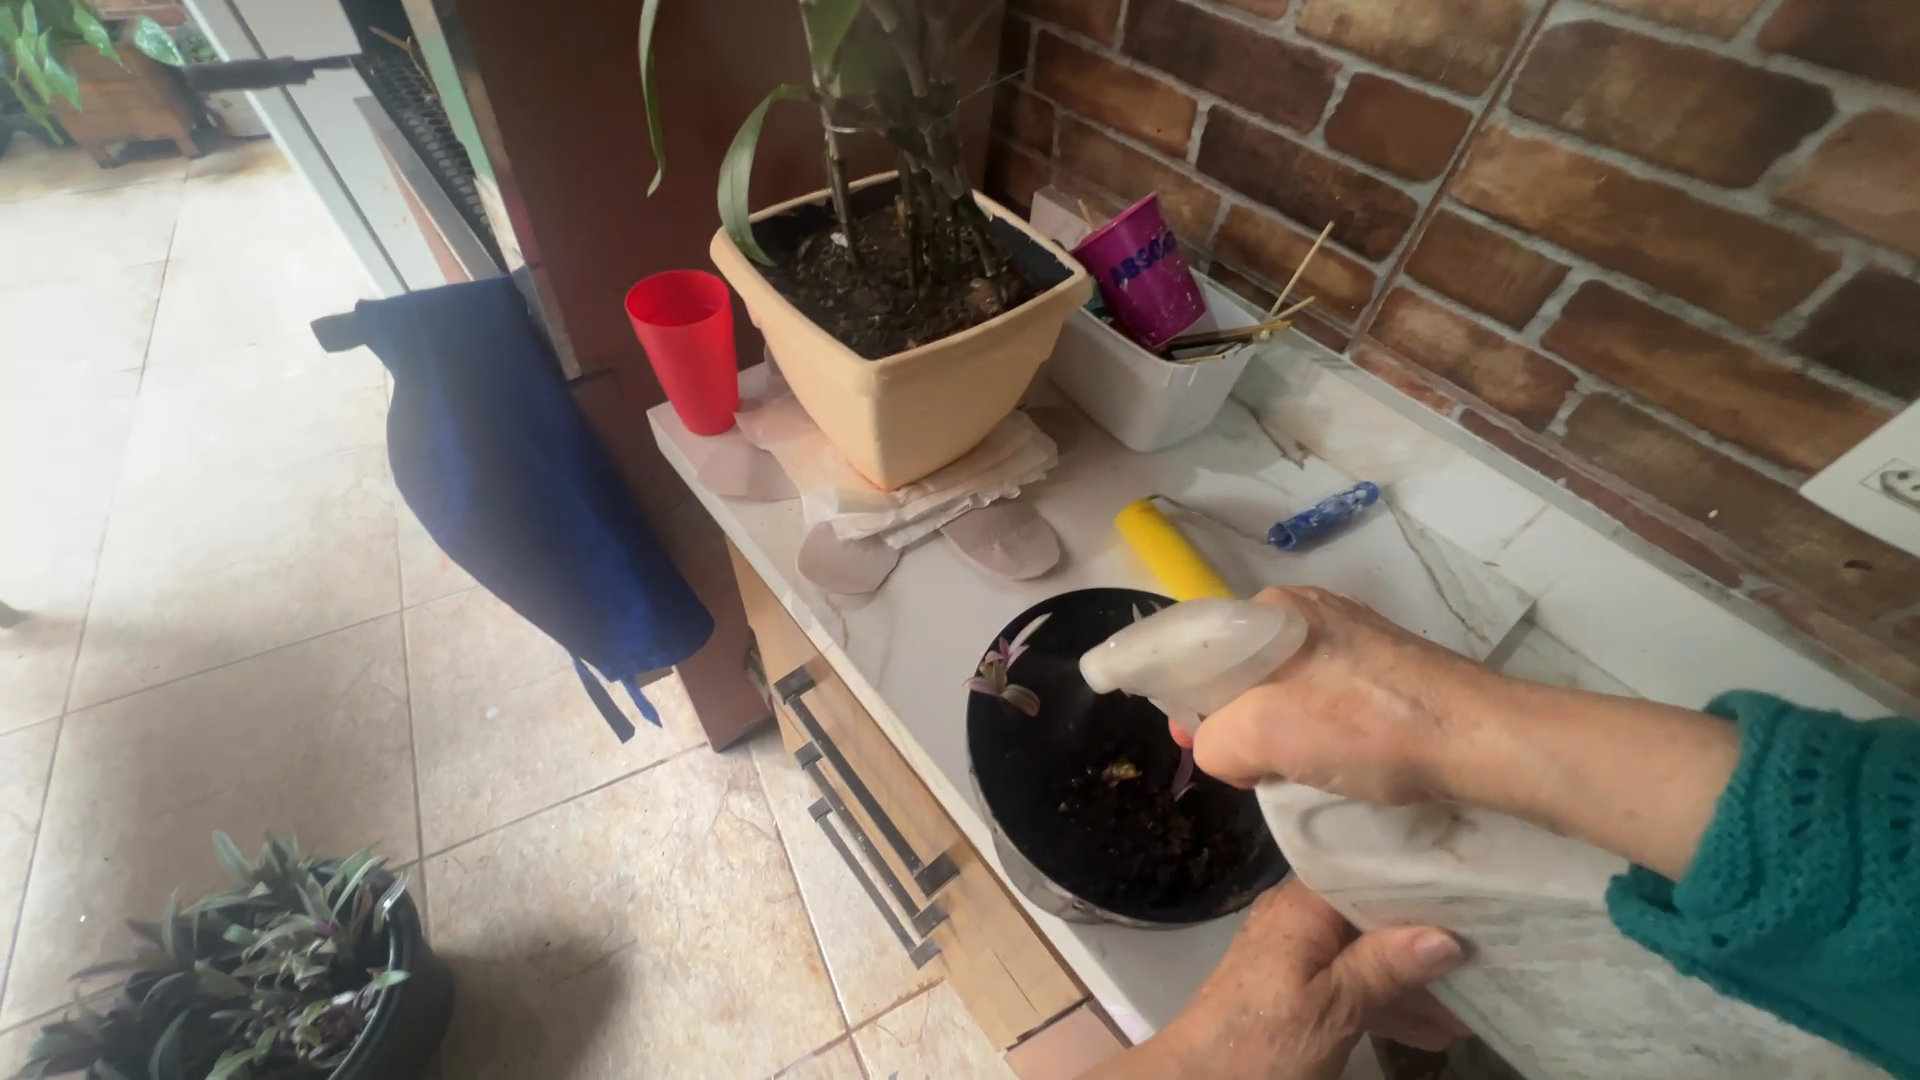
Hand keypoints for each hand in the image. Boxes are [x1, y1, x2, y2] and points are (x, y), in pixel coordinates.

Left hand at [1133, 880, 1468, 1079]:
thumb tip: (1444, 934)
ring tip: (1480, 999)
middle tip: (1492, 950)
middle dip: (1424, 936)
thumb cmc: (1265, 1039)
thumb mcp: (1333, 1006)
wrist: (1204, 1079)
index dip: (1413, 883)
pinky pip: (1352, 985)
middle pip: (1369, 916)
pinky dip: (1389, 1003)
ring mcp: (1296, 954)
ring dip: (1415, 979)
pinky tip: (1439, 1030)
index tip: (1470, 891)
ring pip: (1366, 954)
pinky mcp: (1298, 989)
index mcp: (1300, 907)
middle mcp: (1298, 919)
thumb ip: (1383, 967)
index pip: (1362, 875)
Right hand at [1190, 588, 1741, 880]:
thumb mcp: (1257, 735)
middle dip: (1230, 716)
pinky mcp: (1384, 663)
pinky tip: (1328, 755)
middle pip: (1240, 666)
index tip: (1190, 741)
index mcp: (1269, 607)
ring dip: (1271, 726)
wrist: (1483, 741)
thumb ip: (1212, 741)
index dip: (1185, 696)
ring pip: (1281, 683)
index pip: (1201, 647)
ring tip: (1287, 766)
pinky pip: (1322, 692)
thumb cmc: (1362, 726)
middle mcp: (1304, 608)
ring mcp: (1350, 633)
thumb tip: (1221, 751)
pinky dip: (1311, 725)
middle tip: (1240, 763)